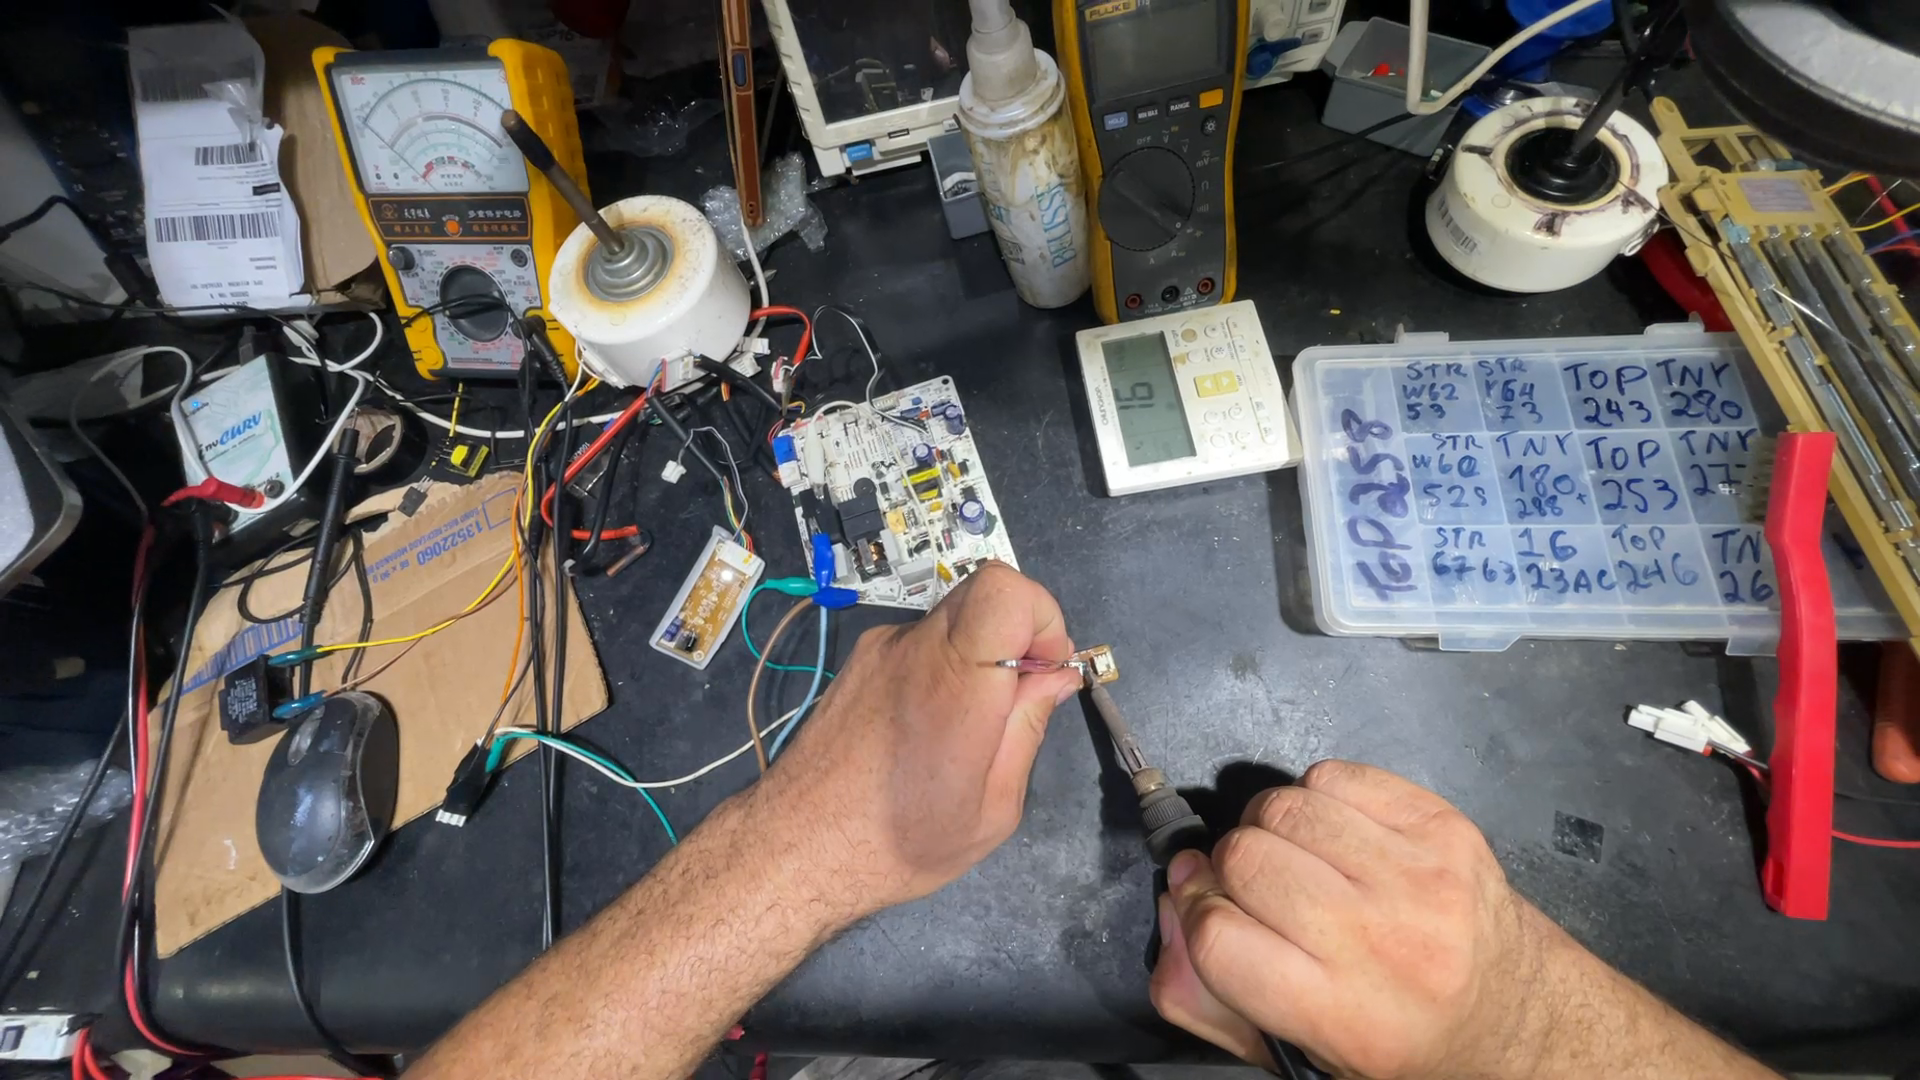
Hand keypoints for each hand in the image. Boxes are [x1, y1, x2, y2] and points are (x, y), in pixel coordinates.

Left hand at [748, 562, 1083, 920]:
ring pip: (957, 613)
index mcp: (954, 683)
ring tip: (970, 719)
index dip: (1042, 615)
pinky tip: (930, 721)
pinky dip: (946, 662)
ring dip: (982, 649)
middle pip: (987, 588)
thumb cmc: (900, 841)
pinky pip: (923, 638)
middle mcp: (915, 646)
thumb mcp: (993, 808)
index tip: (1043, 669)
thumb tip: (1056, 675)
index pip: (1005, 590)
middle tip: (1017, 693)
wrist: (796, 844)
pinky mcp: (862, 656)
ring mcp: (882, 645)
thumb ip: (1029, 727)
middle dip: (1021, 630)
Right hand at [1149, 761, 1554, 1079]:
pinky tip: (1339, 834)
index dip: (1196, 913)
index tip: (1212, 911)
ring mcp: (1421, 877)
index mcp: (1347, 1018)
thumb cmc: (1399, 1043)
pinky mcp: (1443, 826)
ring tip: (1299, 856)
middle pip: (1243, 859)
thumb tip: (1172, 903)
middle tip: (1260, 887)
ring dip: (1269, 826)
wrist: (1524, 1019)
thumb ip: (1205, 996)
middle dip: (1232, 866)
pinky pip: (1330, 775)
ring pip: (1281, 808)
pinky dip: (1315, 795)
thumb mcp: (1297, 1053)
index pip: (1217, 937)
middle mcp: (1386, 944)